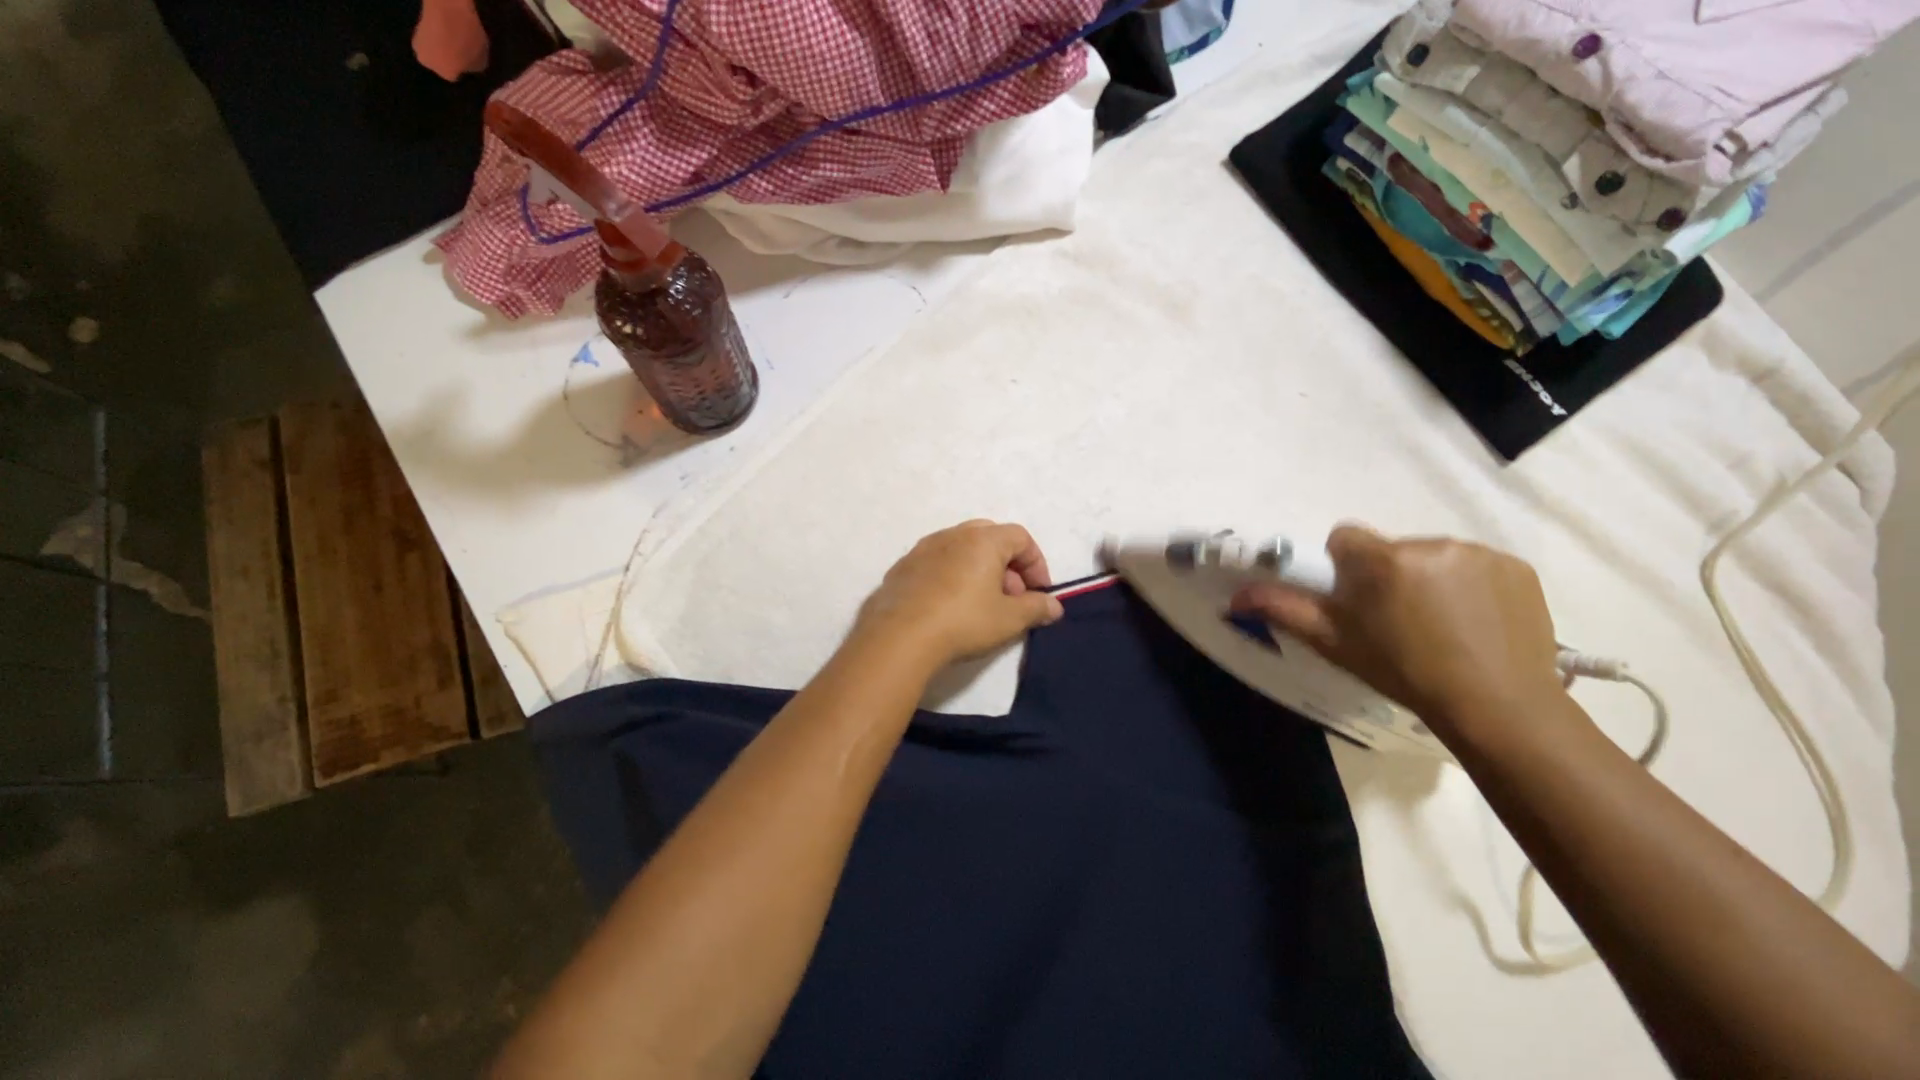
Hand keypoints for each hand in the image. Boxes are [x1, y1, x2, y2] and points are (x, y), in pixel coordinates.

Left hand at [852, 521, 1064, 671]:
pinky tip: (949, 608)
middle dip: (1007, 565)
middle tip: (1011, 597)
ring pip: (960, 549)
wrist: (899, 637)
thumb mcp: (1009, 619)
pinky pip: (935, 564)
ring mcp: (922, 549)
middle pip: (990, 537)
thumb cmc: (964, 621)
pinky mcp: (901, 568)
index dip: (1036, 564)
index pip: (1021, 537)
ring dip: (978, 571)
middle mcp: (952, 535)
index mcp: (983, 539)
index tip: (1039, 593)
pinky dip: (950, 578)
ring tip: (981, 605)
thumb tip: (1054, 606)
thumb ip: (1036, 608)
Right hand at [1230, 525, 1568, 742]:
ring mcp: (1479, 553)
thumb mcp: (1336, 645)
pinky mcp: (1517, 567)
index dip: (1344, 569)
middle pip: (1392, 550)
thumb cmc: (1404, 674)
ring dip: (1431, 582)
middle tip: (1397, 624)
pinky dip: (1473, 589)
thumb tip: (1235, 595)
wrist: (1497, 706)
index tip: (1356, 602)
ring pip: (1436, 558)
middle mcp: (1429, 544)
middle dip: (1389, 577)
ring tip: (1442, 629)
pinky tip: (1477, 625)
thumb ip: (1285, 610)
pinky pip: (1480, 568)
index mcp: (1381, 560)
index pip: (1346, 538)